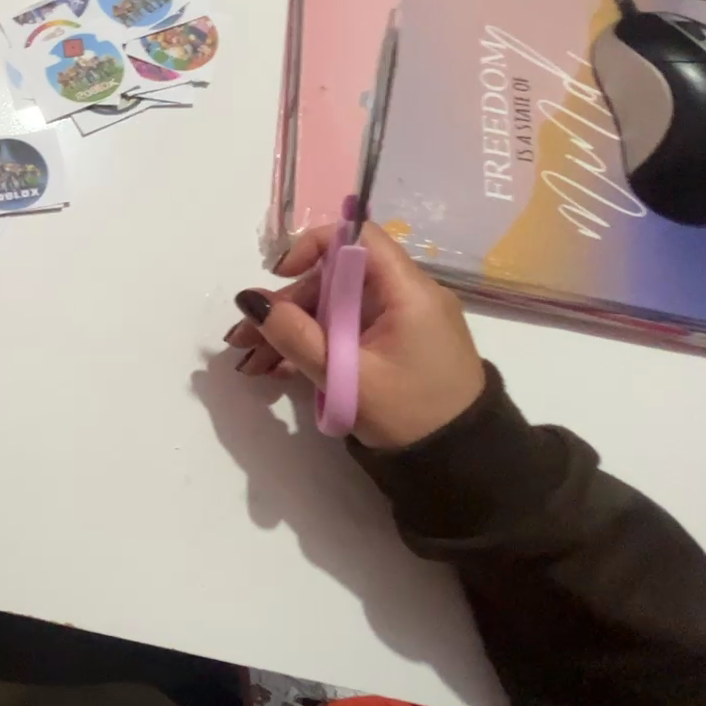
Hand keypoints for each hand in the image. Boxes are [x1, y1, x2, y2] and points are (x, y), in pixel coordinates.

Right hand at [226, 222, 485, 449]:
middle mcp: (403, 298)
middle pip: (332, 281)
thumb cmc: (410, 414)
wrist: (462, 466)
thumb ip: (294, 335)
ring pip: (330, 309)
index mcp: (406, 293)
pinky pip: (342, 331)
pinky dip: (309, 345)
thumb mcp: (344, 375)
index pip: (357, 239)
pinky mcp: (389, 345)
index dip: (314, 246)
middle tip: (243, 338)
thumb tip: (249, 299)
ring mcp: (395, 323)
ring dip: (288, 330)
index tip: (280, 275)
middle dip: (283, 307)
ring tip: (249, 361)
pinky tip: (274, 368)